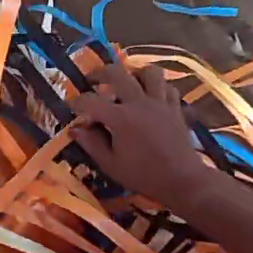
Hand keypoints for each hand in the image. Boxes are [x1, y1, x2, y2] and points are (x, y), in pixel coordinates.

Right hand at [73, 63, 213, 206]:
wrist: (183, 180)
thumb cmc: (143, 175)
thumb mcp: (110, 164)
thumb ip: (91, 143)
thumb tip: (75, 129)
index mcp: (120, 118)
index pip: (90, 101)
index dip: (76, 102)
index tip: (69, 106)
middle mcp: (139, 103)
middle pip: (117, 74)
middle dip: (100, 73)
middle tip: (92, 80)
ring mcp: (160, 103)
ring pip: (149, 72)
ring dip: (135, 73)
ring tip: (127, 82)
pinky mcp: (176, 108)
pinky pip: (168, 87)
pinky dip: (158, 87)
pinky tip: (151, 96)